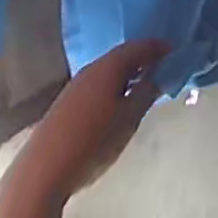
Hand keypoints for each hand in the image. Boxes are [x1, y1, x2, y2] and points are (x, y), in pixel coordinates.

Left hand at [0, 39, 168, 217]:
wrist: (42, 170)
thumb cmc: (92, 140)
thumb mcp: (129, 118)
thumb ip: (147, 93)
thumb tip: (157, 77)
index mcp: (109, 66)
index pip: (140, 46)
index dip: (159, 47)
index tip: (175, 51)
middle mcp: (92, 68)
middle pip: (123, 56)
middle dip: (143, 59)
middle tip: (162, 67)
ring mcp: (76, 84)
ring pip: (109, 70)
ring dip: (127, 73)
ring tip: (143, 85)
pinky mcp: (66, 102)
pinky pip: (97, 82)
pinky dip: (113, 84)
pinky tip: (117, 101)